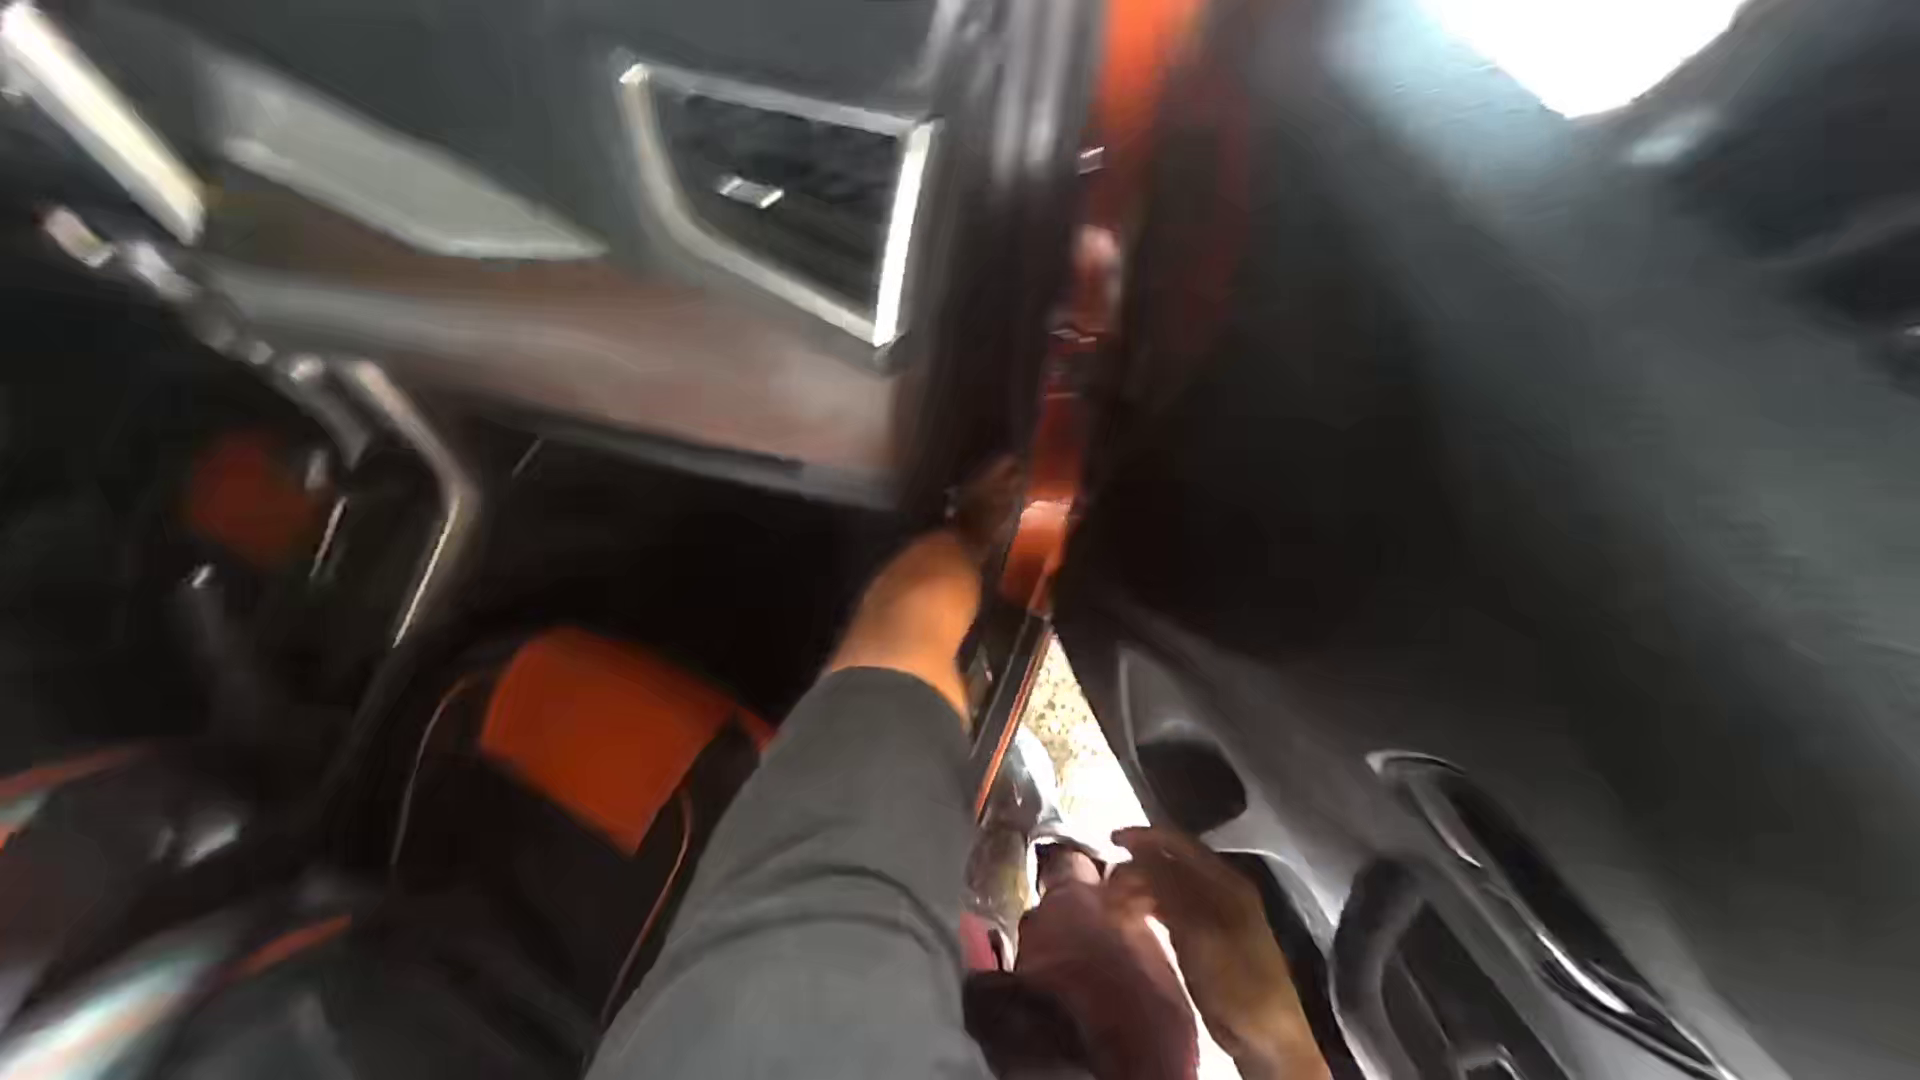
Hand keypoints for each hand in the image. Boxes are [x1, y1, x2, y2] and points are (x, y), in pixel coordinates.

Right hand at [1109, 828, 1328, 1079]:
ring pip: (1166, 886)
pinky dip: (1148, 906)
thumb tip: (1137, 849)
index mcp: (1223, 879)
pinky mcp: (1202, 937)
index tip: (1111, 839)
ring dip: (1139, 887)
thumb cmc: (1236, 978)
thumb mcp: (1197, 928)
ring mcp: (1211, 913)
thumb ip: (1167, 884)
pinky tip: (1130, 915)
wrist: (1267, 1040)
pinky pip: (1169, 908)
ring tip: (1112, 900)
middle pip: (1169, 863)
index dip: (1144, 836)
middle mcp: (1218, 888)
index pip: (1178, 842)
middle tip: (1107, 881)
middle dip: (1136, 866)